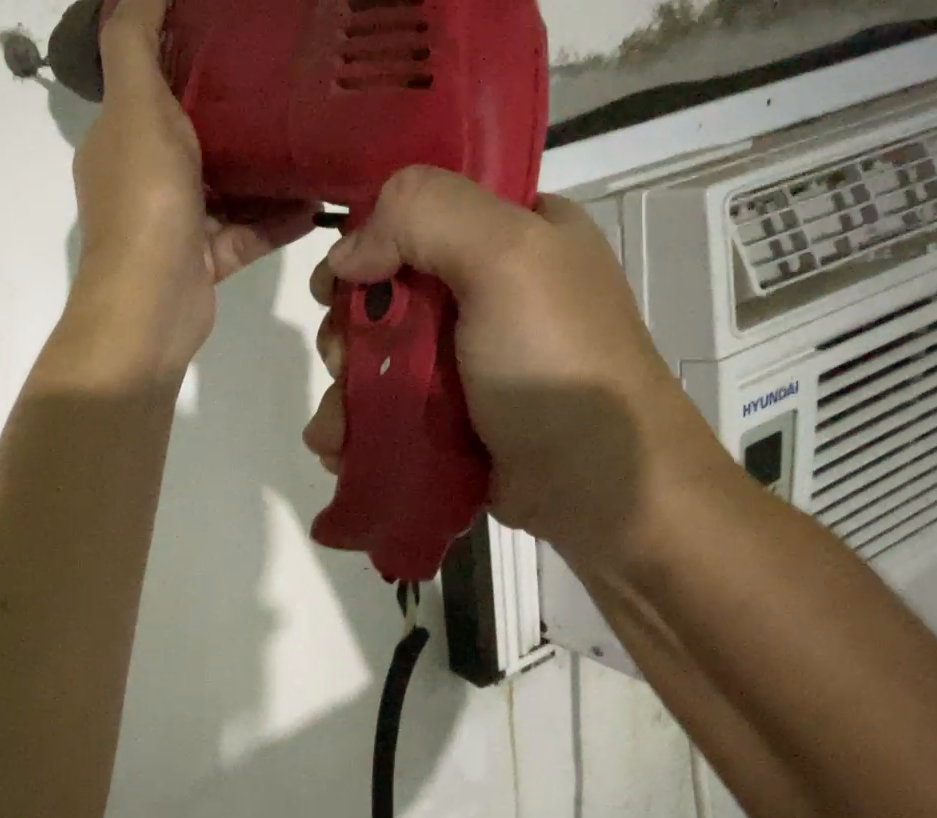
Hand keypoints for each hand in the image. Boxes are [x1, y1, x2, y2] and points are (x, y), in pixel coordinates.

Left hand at [68, 0, 313, 376]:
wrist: (148, 310)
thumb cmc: (142, 204)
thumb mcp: (135, 107)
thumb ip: (135, 43)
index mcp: (120, 140)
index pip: (152, 85)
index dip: (189, 56)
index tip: (239, 32)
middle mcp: (144, 179)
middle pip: (195, 136)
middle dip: (241, 112)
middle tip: (292, 83)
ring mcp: (174, 224)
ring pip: (227, 187)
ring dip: (268, 169)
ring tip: (316, 139)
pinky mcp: (203, 262)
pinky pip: (246, 232)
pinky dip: (278, 219)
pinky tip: (318, 201)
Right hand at [302, 166, 732, 566]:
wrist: (597, 483)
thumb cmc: (556, 360)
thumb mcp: (508, 257)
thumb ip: (424, 218)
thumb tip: (344, 257)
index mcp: (513, 234)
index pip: (420, 215)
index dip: (368, 241)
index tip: (339, 281)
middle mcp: (485, 295)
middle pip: (383, 295)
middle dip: (348, 330)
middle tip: (345, 360)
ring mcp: (464, 364)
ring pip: (374, 361)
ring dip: (342, 393)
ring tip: (340, 428)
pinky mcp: (447, 421)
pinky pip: (382, 412)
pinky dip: (354, 431)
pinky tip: (344, 451)